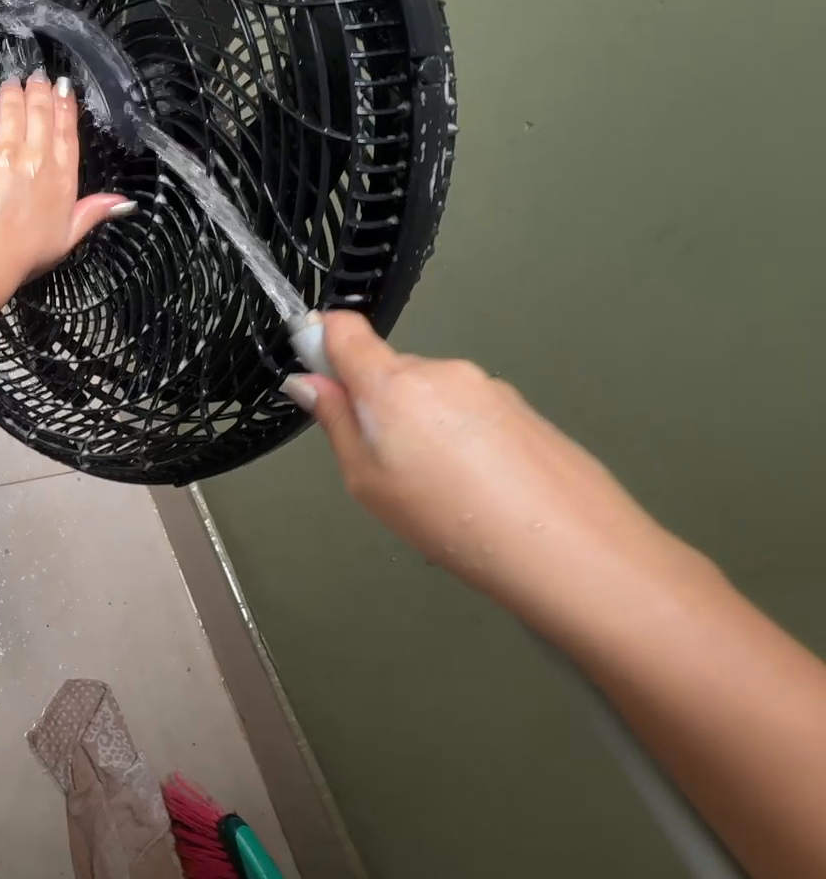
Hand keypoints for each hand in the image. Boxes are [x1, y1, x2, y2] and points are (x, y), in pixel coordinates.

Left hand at [0, 71, 129, 285]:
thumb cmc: (23, 254)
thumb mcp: (67, 238)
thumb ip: (93, 213)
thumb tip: (124, 202)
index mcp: (62, 176)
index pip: (66, 131)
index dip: (64, 106)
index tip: (62, 89)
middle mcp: (37, 156)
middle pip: (40, 112)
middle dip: (38, 90)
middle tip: (34, 78)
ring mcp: (5, 149)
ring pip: (10, 108)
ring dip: (10, 92)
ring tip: (8, 84)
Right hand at [280, 311, 661, 600]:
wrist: (573, 552)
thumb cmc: (453, 519)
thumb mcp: (366, 479)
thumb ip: (334, 421)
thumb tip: (308, 384)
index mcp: (393, 384)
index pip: (343, 329)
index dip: (320, 340)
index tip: (316, 373)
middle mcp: (442, 371)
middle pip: (386, 368)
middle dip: (373, 401)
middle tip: (382, 459)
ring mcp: (487, 387)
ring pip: (426, 391)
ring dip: (417, 422)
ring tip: (435, 482)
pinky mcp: (522, 408)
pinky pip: (466, 409)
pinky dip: (455, 435)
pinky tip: (473, 484)